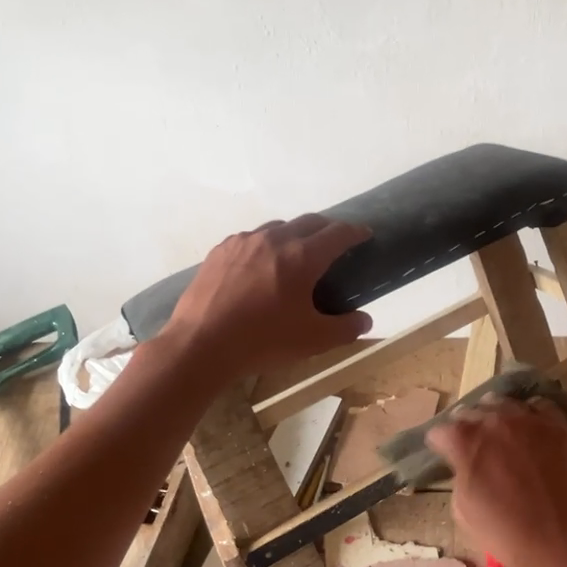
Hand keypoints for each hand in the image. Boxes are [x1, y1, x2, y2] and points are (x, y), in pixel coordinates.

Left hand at [160, 215, 372, 378]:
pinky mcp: (219, 252)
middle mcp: (273, 239)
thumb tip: (365, 320)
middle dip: (327, 228)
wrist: (201, 344)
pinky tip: (260, 266)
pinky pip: (250, 239)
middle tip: (336, 243)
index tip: (364, 234)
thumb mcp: (313, 340)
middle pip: (308, 222)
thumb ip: (346, 328)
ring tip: (297, 254)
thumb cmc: (263, 341)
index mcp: (302, 257)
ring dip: (294, 234)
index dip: (355, 232)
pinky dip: (265, 245)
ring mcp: (243, 242)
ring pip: (277, 227)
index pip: (337, 233)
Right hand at [426, 397, 566, 566]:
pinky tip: (530, 428)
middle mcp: (493, 421)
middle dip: (467, 426)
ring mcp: (528, 419)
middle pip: (472, 411)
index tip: (443, 453)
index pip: (441, 431)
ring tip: (500, 430)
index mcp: (464, 441)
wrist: (560, 540)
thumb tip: (465, 464)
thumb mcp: (462, 508)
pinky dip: (530, 414)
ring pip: (504, 402)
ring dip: (496, 415)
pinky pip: (539, 406)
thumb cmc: (504, 533)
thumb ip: (460, 473)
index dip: (440, 444)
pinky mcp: (556, 425)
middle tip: (472, 444)